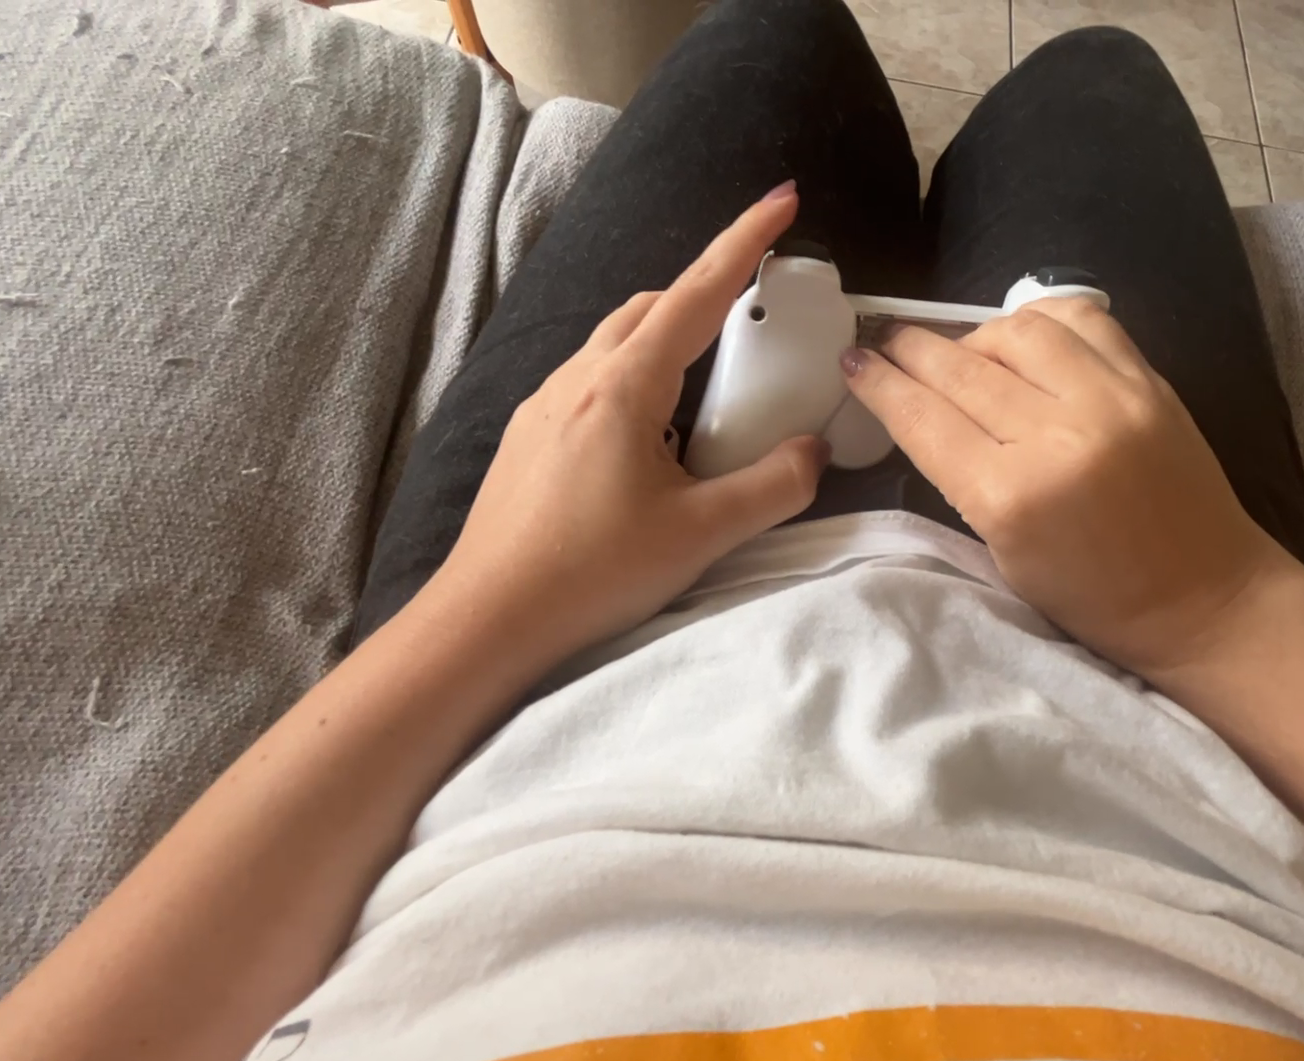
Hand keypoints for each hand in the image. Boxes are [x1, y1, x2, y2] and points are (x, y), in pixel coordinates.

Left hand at [421, 183, 827, 667]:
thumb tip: (813, 452)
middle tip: (747, 325)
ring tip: (704, 398)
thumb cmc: (594, 571)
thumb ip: (775, 486)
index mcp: (623, 386)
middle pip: (648, 308)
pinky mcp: (529, 438)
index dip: (744, 242)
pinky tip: (648, 444)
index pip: (695, 293)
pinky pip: (591, 385)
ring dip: (667, 346)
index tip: (781, 200)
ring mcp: (542, 406)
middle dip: (703, 297)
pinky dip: (634, 385)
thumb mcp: (703, 532)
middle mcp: (576, 379)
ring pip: (615, 346)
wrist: (489, 618)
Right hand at [840, 299, 1303, 676]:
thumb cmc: (1093, 599)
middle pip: (960, 370)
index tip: (853, 359)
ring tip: (961, 354)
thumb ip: (962, 479)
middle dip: (911, 350)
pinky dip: (1039, 319)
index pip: (924, 420)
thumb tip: (928, 416)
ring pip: (1016, 332)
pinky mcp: (1150, 381)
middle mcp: (1056, 435)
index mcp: (1010, 496)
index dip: (880, 385)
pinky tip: (1024, 336)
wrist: (1204, 598)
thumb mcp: (1004, 553)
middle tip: (884, 339)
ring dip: (973, 336)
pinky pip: (1082, 320)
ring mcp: (1111, 398)